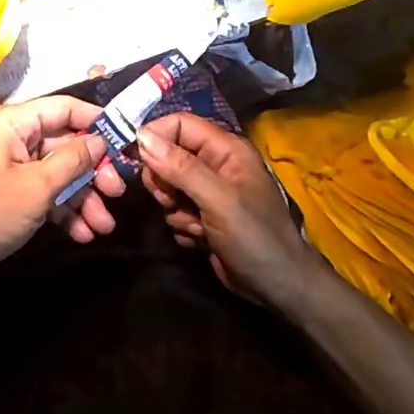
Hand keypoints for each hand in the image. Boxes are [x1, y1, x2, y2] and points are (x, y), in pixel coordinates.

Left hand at [0, 96, 111, 288]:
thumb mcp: (35, 188)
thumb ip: (72, 161)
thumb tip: (100, 140)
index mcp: (11, 123)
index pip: (63, 108)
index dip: (97, 121)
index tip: (126, 139)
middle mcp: (10, 137)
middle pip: (63, 144)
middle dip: (93, 172)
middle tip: (116, 194)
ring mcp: (7, 165)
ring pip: (56, 172)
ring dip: (82, 198)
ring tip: (103, 226)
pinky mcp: (6, 191)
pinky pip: (41, 191)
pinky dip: (61, 209)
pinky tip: (82, 232)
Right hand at [134, 113, 324, 307]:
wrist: (278, 288)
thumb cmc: (255, 237)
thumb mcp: (218, 200)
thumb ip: (181, 167)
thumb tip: (142, 136)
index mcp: (226, 149)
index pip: (180, 124)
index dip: (155, 136)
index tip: (135, 158)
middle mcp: (216, 164)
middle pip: (168, 155)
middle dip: (164, 181)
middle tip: (173, 201)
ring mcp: (209, 192)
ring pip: (168, 186)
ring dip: (174, 208)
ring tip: (196, 225)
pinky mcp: (203, 216)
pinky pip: (174, 210)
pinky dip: (181, 225)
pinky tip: (201, 239)